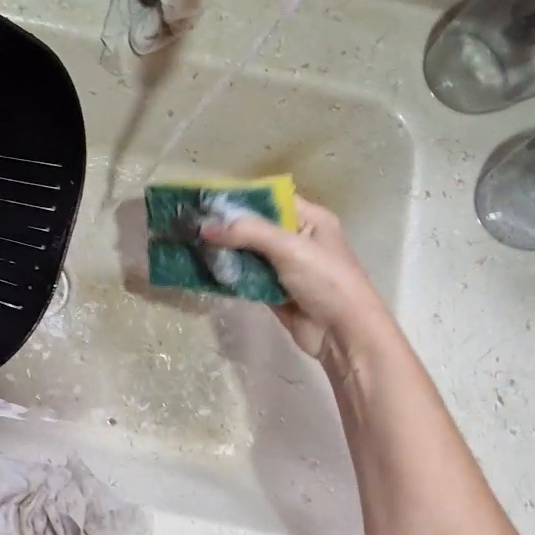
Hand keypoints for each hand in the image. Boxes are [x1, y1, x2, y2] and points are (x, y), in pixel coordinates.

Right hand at [201, 196, 395, 362]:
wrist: (344, 334)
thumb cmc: (326, 281)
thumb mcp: (289, 248)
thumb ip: (247, 233)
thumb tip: (204, 226)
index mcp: (310, 219)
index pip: (270, 200)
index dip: (239, 200)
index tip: (205, 202)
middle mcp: (297, 239)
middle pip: (254, 227)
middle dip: (225, 228)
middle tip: (190, 227)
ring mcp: (285, 267)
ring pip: (247, 253)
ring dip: (224, 253)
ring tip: (190, 247)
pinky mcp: (274, 291)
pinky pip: (246, 277)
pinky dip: (228, 275)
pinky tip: (204, 271)